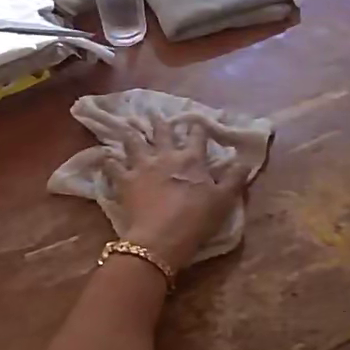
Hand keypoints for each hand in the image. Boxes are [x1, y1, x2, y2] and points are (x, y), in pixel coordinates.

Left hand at [104, 117, 248, 270]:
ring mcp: (143, 166)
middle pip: (163, 133)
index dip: (197, 128)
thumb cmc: (197, 219)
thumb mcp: (224, 200)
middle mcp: (166, 156)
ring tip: (126, 127)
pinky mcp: (125, 180)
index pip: (196, 136)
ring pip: (134, 143)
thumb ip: (234, 179)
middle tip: (154, 113)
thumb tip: (244, 161)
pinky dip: (109, 161)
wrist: (163, 236)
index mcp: (192, 159)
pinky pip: (113, 167)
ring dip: (131, 134)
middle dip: (160, 123)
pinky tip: (104, 157)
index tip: (196, 121)